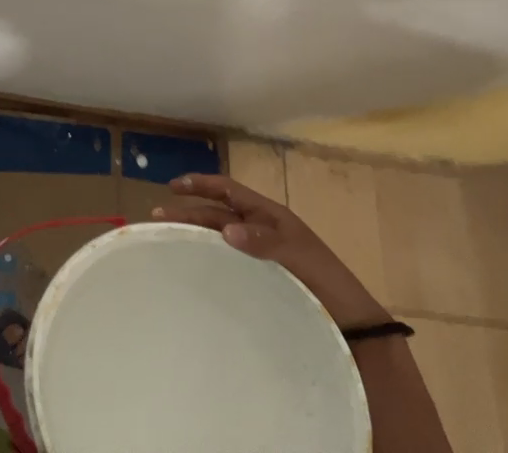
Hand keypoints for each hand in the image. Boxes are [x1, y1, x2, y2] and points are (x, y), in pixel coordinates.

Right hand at [154, 173, 391, 328]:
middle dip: (188, 211)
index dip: (201, 184)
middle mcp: (260, 230)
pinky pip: (225, 260)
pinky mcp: (257, 278)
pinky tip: (191, 267)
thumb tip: (225, 229)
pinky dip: (205, 257)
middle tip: (157, 218)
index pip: (228, 191)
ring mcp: (258, 255)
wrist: (350, 323)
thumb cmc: (325, 280)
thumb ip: (265, 240)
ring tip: (167, 240)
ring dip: (193, 233)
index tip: (172, 186)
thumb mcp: (298, 254)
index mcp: (269, 216)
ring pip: (218, 236)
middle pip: (217, 213)